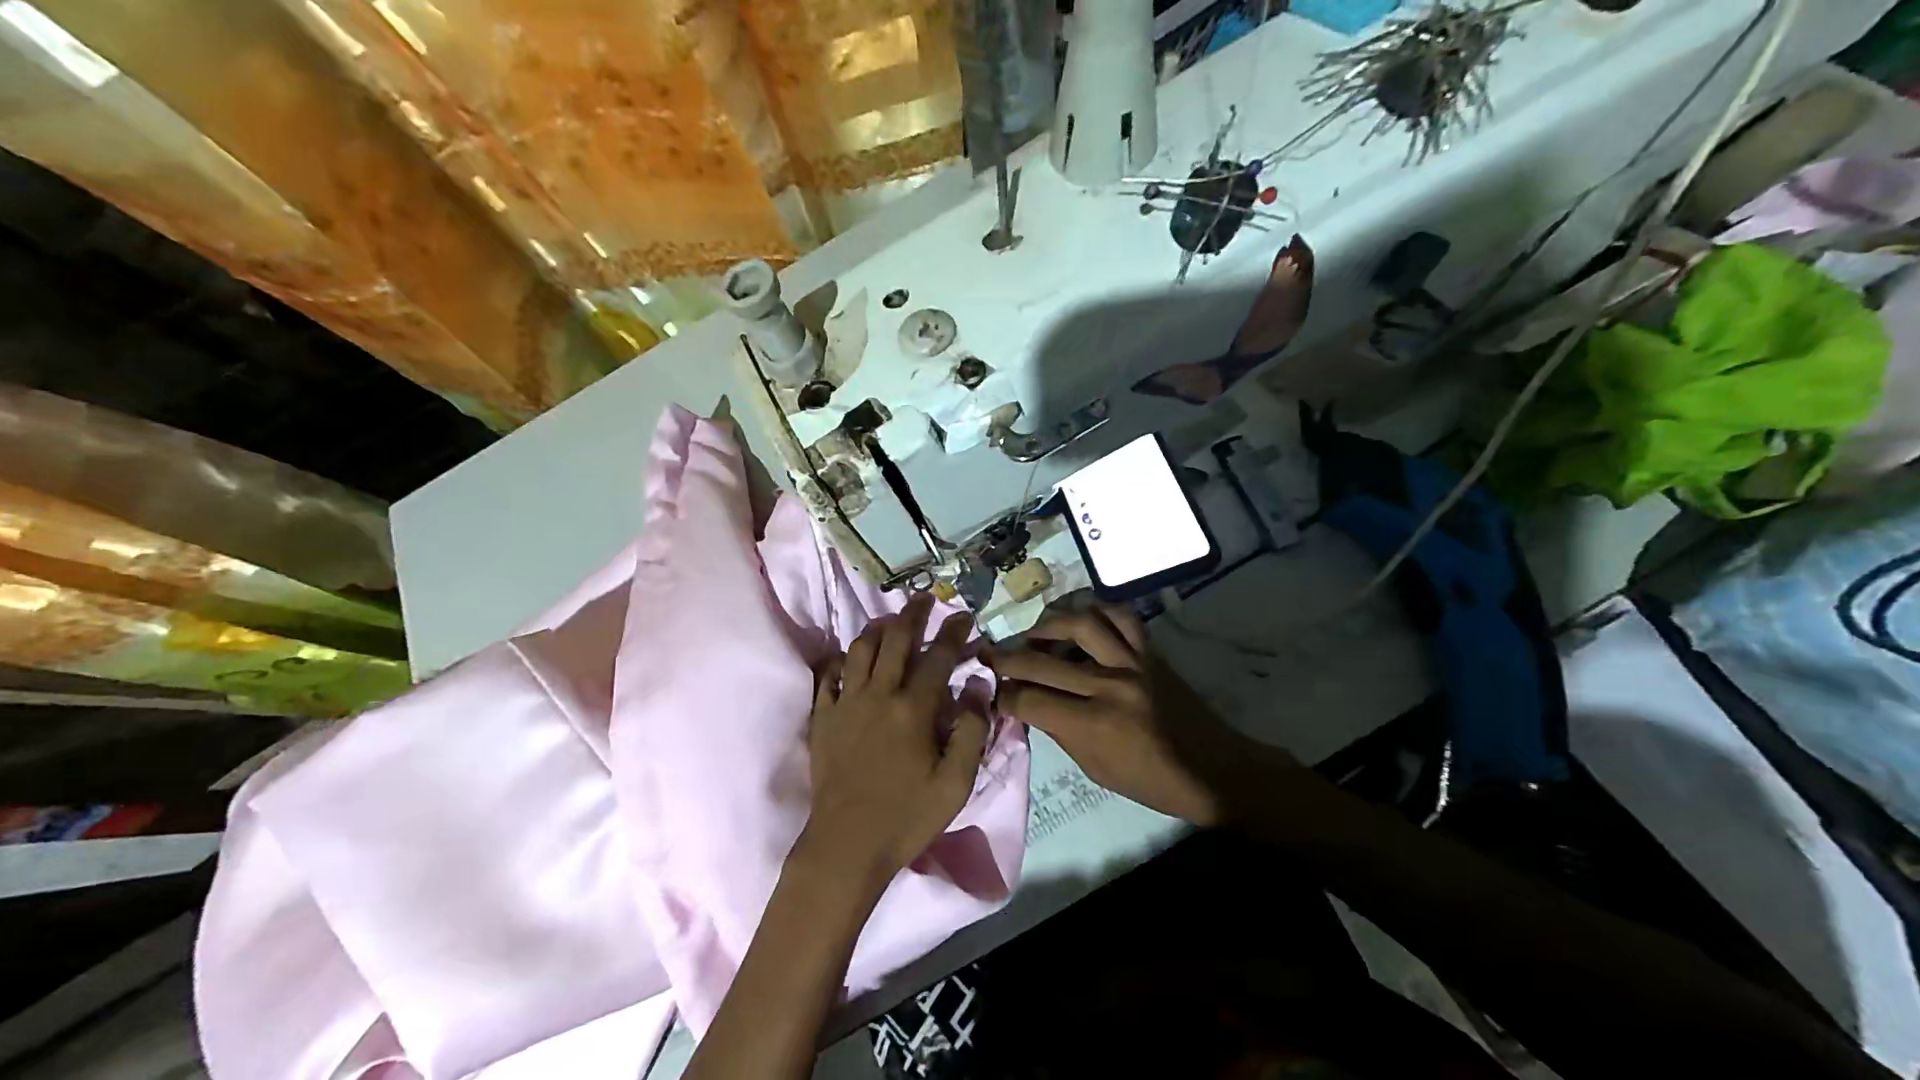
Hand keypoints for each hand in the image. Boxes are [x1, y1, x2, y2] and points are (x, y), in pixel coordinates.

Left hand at [801, 593, 990, 882]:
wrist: (846, 845)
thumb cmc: (907, 816)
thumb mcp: (956, 783)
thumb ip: (971, 732)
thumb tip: (978, 688)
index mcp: (914, 708)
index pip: (938, 657)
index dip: (954, 633)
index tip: (963, 616)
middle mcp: (878, 694)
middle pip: (895, 640)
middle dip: (912, 615)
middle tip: (923, 599)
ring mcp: (845, 703)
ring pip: (859, 649)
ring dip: (876, 629)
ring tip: (888, 621)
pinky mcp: (822, 718)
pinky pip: (829, 676)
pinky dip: (841, 660)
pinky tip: (849, 659)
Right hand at [988, 604, 1265, 825]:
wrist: (1212, 768)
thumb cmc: (1149, 780)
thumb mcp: (1094, 768)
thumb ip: (1059, 731)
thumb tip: (1027, 704)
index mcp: (1094, 724)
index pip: (1030, 700)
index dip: (1002, 695)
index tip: (989, 690)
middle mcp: (1109, 686)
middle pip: (1043, 661)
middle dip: (1007, 658)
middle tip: (989, 655)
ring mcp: (1133, 663)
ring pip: (1081, 623)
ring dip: (1048, 624)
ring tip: (1035, 633)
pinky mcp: (1151, 652)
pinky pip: (1121, 617)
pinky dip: (1096, 611)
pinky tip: (1080, 619)